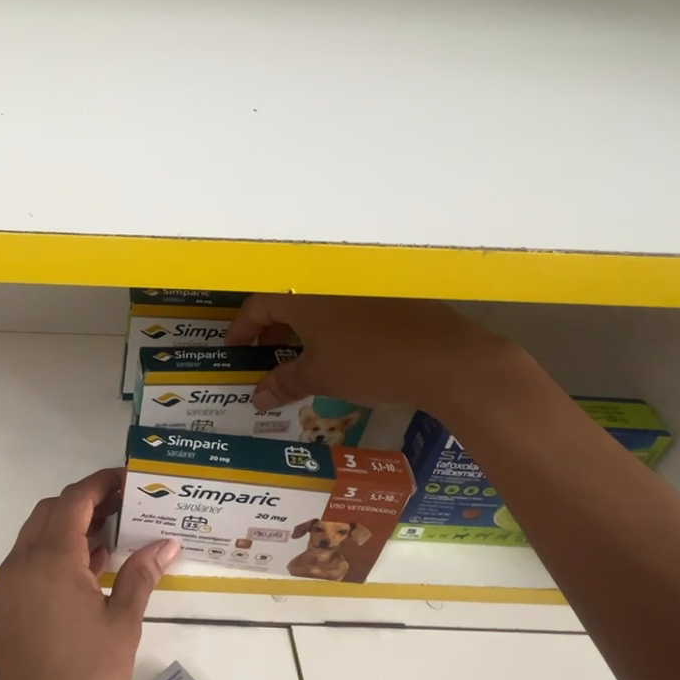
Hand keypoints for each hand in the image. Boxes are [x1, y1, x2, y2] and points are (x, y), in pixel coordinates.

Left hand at [0, 469, 179, 679]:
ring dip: (65, 530)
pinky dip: (49, 556)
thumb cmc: (91, 677)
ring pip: (33, 537)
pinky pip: (23, 565)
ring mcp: (5, 587)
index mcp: (50, 560)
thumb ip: (141, 574)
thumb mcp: (123, 624)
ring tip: (105, 542)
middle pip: (50, 512)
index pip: (73, 501)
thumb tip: (167, 542)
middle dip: (84, 504)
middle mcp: (20, 564)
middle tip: (120, 510)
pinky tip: (81, 577)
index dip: (99, 484)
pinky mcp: (0, 609)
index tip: (125, 479)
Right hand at [224, 294, 528, 417]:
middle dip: (271, 328)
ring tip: (300, 356)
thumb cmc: (371, 363)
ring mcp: (361, 286)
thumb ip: (284, 383)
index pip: (257, 305)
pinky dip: (332, 325)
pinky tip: (341, 350)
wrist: (446, 357)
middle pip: (286, 299)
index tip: (234, 350)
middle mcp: (327, 282)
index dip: (242, 329)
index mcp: (303, 296)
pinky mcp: (389, 295)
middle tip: (265, 355)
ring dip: (302, 327)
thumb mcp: (321, 377)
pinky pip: (345, 306)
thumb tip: (256, 396)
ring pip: (318, 302)